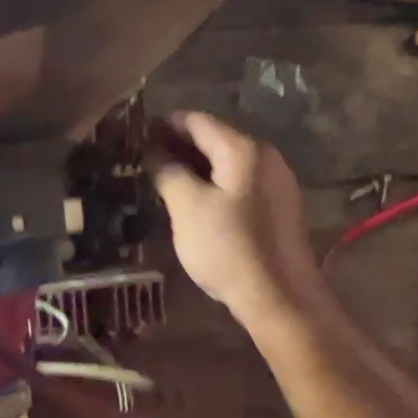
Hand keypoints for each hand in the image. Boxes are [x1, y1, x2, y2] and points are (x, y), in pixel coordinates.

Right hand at [151, 112, 323, 325]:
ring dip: (196, 167)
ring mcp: (276, 183)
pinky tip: (195, 202)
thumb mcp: (188, 208)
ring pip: (228, 164)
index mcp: (244, 149)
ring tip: (164, 180)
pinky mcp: (278, 208)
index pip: (198, 121)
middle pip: (216, 139)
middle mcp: (266, 157)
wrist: (279, 296)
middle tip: (145, 159)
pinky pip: (240, 184)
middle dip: (180, 146)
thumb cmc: (229, 248)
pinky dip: (214, 184)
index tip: (137, 134)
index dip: (165, 124)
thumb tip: (155, 153)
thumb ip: (168, 173)